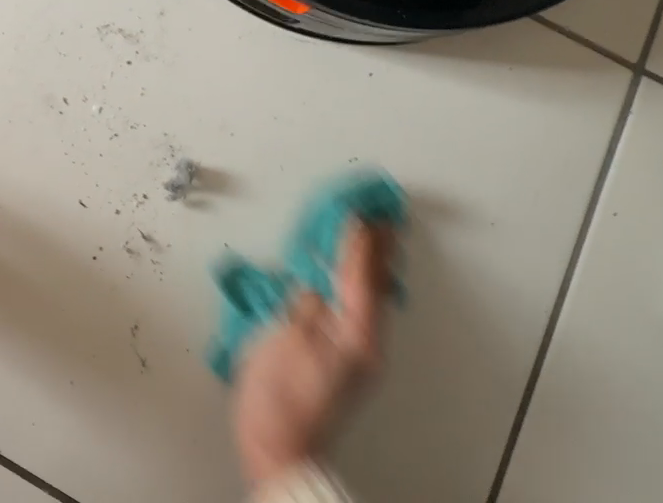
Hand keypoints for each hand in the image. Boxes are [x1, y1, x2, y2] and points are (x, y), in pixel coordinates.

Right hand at [230, 221, 396, 487]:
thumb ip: (306, 309)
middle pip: (373, 287)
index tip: (360, 214)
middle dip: (377, 252)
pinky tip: (347, 276)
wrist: (278, 447)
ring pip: (367, 297)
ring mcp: (355, 354)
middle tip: (383, 217)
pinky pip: (355, 309)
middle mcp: (364, 345)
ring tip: (373, 237)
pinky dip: (355, 284)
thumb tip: (314, 288)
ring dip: (368, 265)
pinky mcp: (341, 359)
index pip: (359, 280)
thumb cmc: (279, 399)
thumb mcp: (288, 343)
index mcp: (355, 339)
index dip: (359, 245)